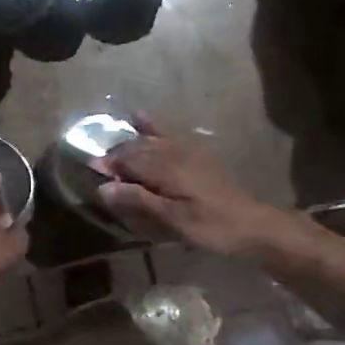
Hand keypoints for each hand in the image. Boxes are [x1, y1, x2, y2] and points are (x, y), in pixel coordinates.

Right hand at [98, 117, 324, 256]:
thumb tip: (104, 187)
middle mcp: (175, 152)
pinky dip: (152, 124)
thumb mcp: (173, 220)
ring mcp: (188, 149)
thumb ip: (138, 200)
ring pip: (151, 138)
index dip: (108, 164)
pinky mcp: (198, 152)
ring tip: (115, 149)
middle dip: (116, 153)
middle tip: (101, 166)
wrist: (253, 224)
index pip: (128, 160)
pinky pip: (169, 132)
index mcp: (167, 169)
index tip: (91, 170)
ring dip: (130, 141)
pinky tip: (141, 116)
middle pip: (137, 146)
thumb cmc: (211, 227)